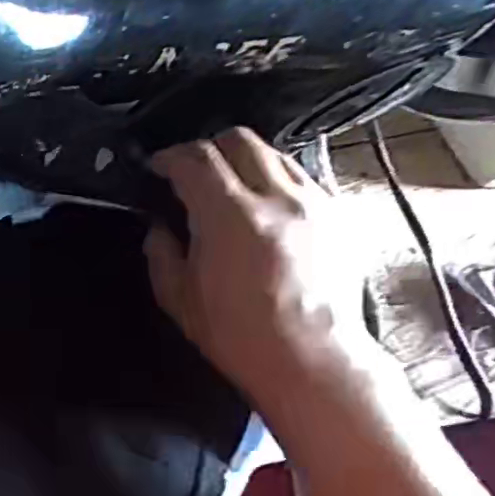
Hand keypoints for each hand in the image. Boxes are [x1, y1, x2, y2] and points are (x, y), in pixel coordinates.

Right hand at [144, 128, 378, 412]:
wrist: (307, 354)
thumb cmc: (233, 331)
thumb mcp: (175, 294)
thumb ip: (161, 250)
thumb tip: (160, 225)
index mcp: (230, 218)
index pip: (196, 160)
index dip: (168, 157)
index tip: (155, 166)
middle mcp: (278, 199)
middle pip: (240, 141)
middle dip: (205, 149)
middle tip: (186, 171)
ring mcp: (316, 202)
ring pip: (274, 152)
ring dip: (241, 161)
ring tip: (224, 187)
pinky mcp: (338, 213)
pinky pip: (300, 176)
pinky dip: (272, 179)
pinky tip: (258, 206)